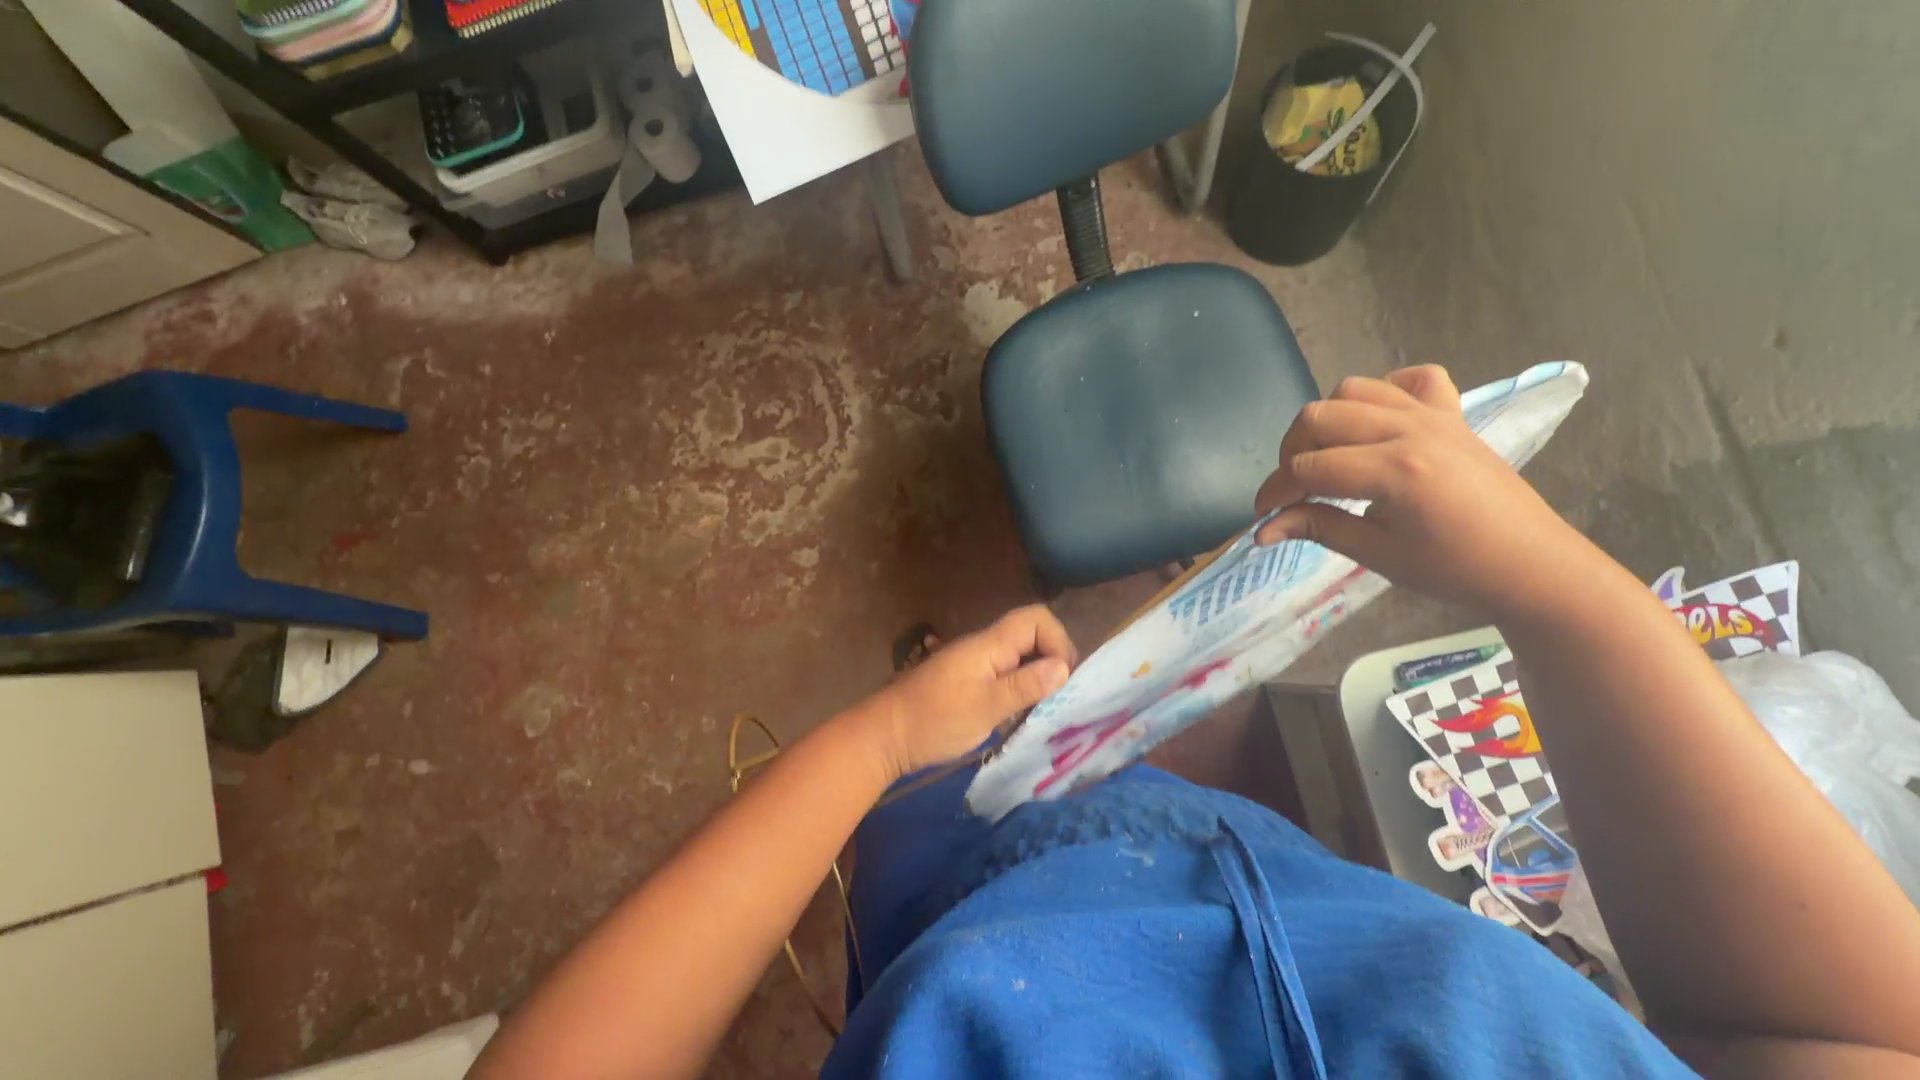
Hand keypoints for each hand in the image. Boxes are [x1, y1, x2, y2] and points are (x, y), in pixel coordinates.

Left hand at [863, 605, 1076, 780]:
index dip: (1057, 641)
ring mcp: (975, 665)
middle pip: (1030, 636)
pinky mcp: (968, 683)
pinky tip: (1017, 717)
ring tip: (1040, 711)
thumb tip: (1064, 666)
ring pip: (1019, 658)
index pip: (1035, 619)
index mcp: (989, 645)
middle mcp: (984, 648)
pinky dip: (1018, 691)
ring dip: (1036, 680)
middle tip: (1055, 699)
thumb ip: (1025, 686)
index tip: (1061, 678)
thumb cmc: (934, 721)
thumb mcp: (985, 708)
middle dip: (1051, 662)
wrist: (885, 737)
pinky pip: (1004, 675)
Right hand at [1253, 366, 1613, 618]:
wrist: (1532, 566)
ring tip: (1327, 457)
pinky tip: (1377, 423)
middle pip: (1320, 417)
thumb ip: (1318, 528)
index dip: (1276, 491)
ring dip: (1327, 419)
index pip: (1309, 467)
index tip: (1264, 516)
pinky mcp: (1453, 414)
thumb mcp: (1378, 555)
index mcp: (1395, 471)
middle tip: (1293, 490)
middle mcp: (1410, 430)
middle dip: (1292, 453)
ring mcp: (1435, 415)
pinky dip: (1385, 391)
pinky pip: (1412, 379)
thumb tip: (1264, 529)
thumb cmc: (1454, 570)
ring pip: (1355, 390)